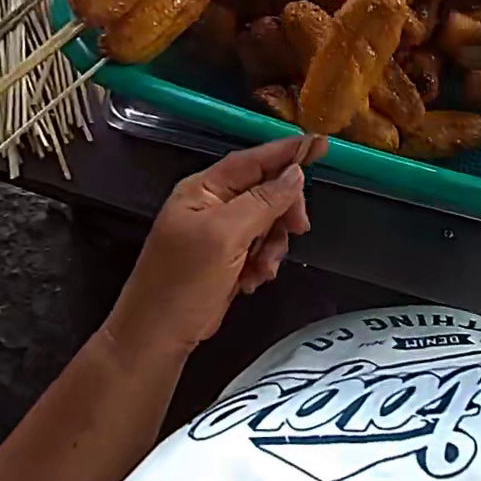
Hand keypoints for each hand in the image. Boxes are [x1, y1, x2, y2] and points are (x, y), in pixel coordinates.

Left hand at [108, 134, 328, 351]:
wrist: (158, 336)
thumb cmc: (185, 281)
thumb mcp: (226, 236)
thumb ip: (264, 201)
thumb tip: (295, 173)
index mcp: (205, 189)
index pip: (253, 160)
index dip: (287, 151)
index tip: (321, 144)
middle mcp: (214, 204)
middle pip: (268, 191)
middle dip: (284, 213)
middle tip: (299, 228)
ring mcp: (221, 231)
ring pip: (270, 222)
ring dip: (273, 245)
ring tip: (260, 269)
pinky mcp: (229, 256)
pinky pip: (263, 246)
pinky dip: (264, 262)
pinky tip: (252, 279)